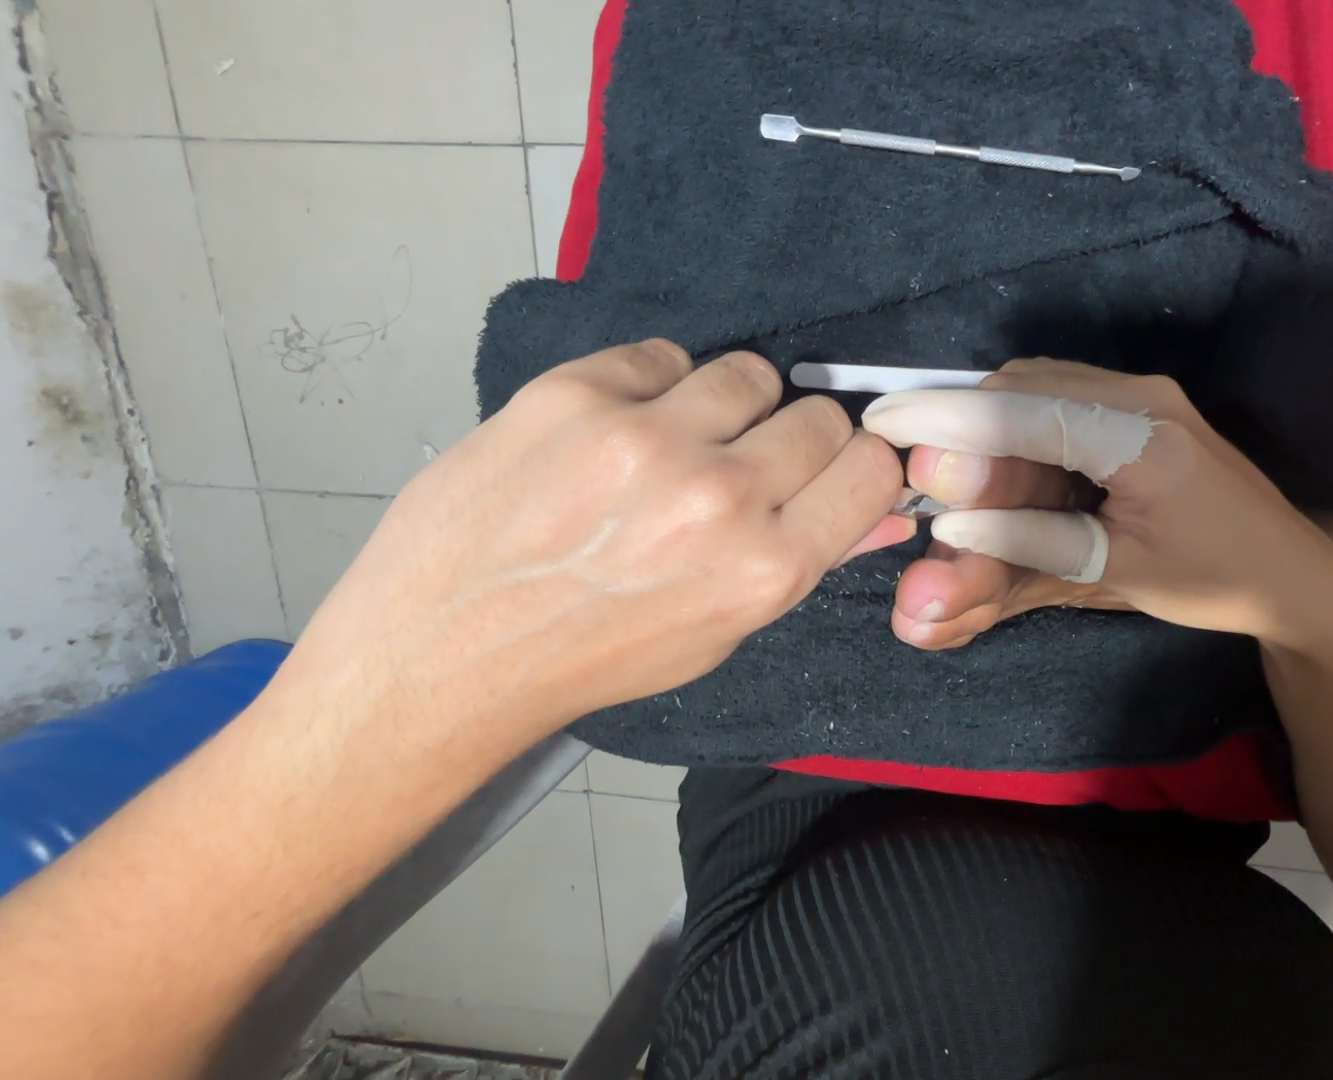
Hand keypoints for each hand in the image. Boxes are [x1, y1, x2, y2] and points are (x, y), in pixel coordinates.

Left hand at [283, 341, 909, 739]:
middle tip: (744, 468)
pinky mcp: (572, 393)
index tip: (827, 473)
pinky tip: (619, 431)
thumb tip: (886, 512)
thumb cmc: (598, 658)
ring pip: (748, 373)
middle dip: (795, 441)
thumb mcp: (721, 632)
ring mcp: (644, 437)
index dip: (857, 467)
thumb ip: (807, 561)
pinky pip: (661, 356)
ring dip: (729, 407)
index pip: (871, 468)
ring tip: (678, 444)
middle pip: (819, 416)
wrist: (446, 654)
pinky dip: (654, 388)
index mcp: (765, 568)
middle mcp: (718, 496)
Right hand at [863, 359, 1332, 655]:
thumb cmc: (1213, 580)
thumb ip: (1032, 542)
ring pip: (1038, 387)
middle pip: (1023, 387)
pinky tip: (999, 459)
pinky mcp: (1143, 405)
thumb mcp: (1118, 570)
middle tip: (914, 465)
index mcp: (1139, 435)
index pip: (1022, 414)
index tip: (884, 423)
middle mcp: (1139, 394)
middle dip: (959, 419)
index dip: (947, 419)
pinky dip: (1018, 423)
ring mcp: (1145, 393)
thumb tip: (950, 527)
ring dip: (987, 421)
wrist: (1293, 570)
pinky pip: (1061, 397)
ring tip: (949, 469)